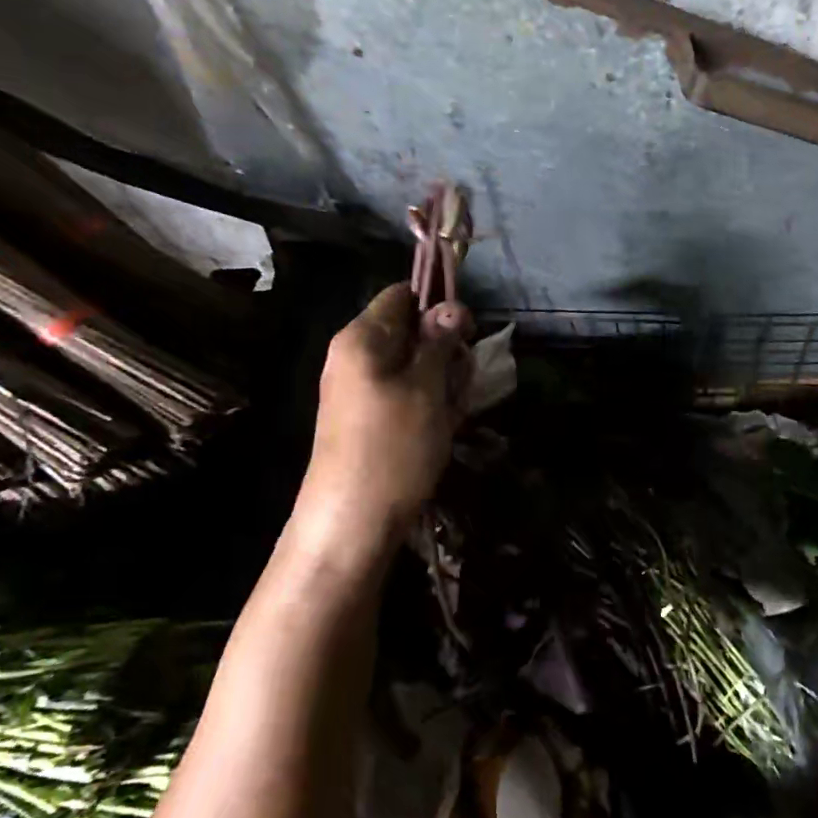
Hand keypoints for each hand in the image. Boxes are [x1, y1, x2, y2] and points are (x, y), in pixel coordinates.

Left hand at [296, 283, 472, 553]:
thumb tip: (451, 306)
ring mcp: (356, 389)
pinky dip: (426, 406)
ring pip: (412, 367)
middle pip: (409, 332)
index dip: (437, 305)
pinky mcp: (364, 418)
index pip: (401, 295)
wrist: (351, 523)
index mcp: (360, 337)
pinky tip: (439, 431)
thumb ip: (439, 342)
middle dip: (444, 352)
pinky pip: (402, 395)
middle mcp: (352, 356)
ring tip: (451, 415)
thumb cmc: (393, 447)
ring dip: (440, 384)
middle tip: (460, 385)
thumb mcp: (426, 389)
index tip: (466, 334)